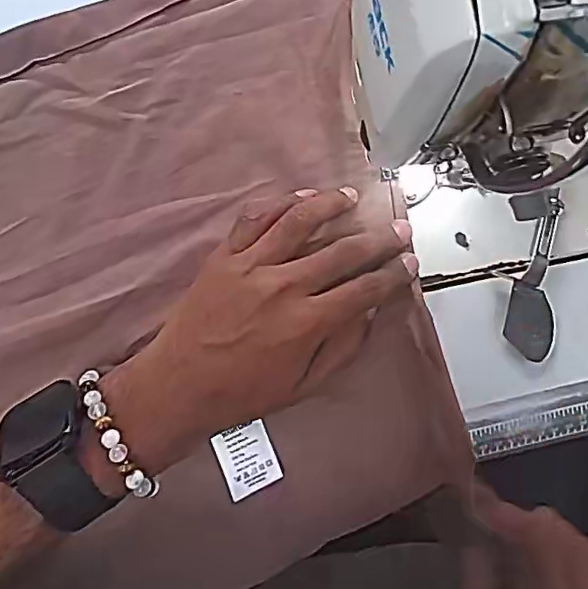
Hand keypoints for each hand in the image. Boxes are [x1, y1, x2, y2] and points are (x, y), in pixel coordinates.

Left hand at [86, 188, 415, 488]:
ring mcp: (251, 266)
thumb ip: (341, 348)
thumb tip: (368, 314)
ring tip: (350, 197)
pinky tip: (299, 199)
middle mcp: (283, 287)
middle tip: (397, 229)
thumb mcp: (303, 385)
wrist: (179, 385)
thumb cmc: (240, 391)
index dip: (393, 274)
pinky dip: (281, 203)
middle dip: (379, 239)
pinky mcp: (225, 256)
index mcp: (306, 323)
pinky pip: (256, 218)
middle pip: (343, 251)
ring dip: (331, 204)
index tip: (408, 263)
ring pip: (300, 221)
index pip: (364, 288)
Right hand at [460, 484, 587, 588]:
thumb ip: (478, 575)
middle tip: (500, 531)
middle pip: (562, 533)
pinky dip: (571, 557)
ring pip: (580, 540)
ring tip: (525, 557)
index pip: (544, 538)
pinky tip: (554, 575)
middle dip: (526, 526)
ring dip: (548, 540)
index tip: (488, 510)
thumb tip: (479, 520)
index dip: (512, 514)